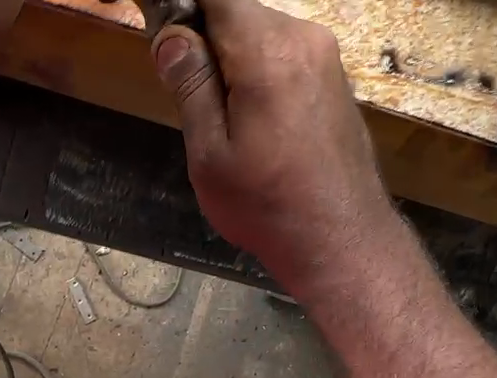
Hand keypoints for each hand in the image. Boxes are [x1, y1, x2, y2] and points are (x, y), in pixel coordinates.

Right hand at [150, 0, 397, 290]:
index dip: (184, 7)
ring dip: (227, 62)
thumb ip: (191, 87)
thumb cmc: (263, 203)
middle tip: (179, 90)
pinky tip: (245, 123)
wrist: (335, 235)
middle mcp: (303, 37)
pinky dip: (252, 73)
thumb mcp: (209, 153)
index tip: (161, 36)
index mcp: (267, 51)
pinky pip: (281, 56)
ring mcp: (323, 56)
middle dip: (203, 40)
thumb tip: (170, 36)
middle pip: (238, 13)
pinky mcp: (331, 78)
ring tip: (213, 119)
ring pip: (259, 35)